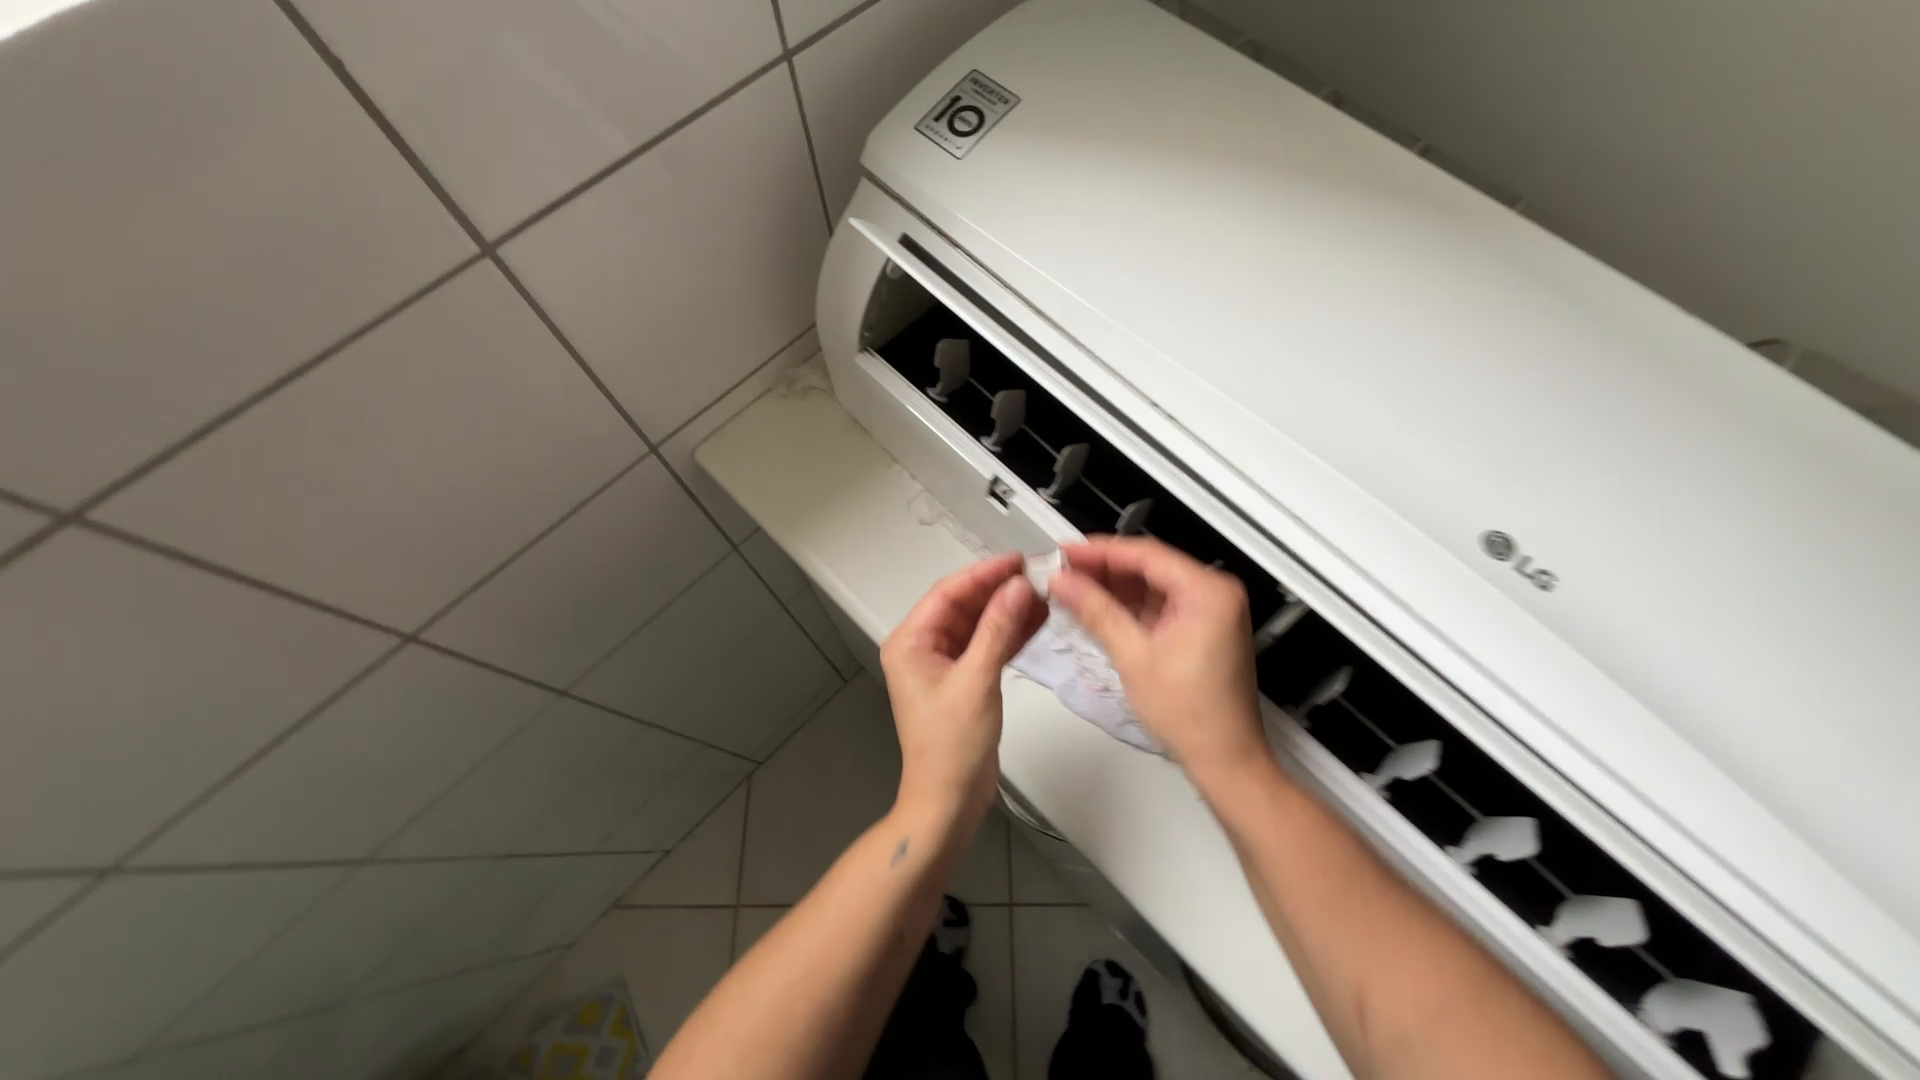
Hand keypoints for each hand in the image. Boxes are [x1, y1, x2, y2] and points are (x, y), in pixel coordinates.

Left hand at [881, 553, 1046, 822]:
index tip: (1019, 560)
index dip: (984, 574)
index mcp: (910, 643)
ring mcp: (944, 664)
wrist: (949, 800)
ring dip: (1009, 611)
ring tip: (1045, 594)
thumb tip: (1019, 587)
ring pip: (980, 624)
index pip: (948, 593)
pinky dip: (1011, 635)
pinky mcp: (965, 680)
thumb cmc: (951, 746)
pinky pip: (988, 646)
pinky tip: (1038, 620)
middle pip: (964, 605)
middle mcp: (923, 648)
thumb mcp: (976, 681)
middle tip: (1038, 574)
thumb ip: (998, 630)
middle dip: (1000, 590)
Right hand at [1049, 536, 1268, 781]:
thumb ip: (1096, 611)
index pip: (1146, 555)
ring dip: (1112, 588)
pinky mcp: (1201, 629)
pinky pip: (1158, 606)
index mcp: (1209, 593)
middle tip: (1062, 571)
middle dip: (1103, 570)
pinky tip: (1096, 608)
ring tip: (1072, 589)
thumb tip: (1064, 583)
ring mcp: (1210, 612)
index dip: (1101, 551)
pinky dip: (1128, 607)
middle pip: (1149, 567)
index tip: (1066, 552)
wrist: (1224, 759)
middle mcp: (1216, 594)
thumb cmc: (1192, 715)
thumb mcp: (1133, 656)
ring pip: (1151, 586)